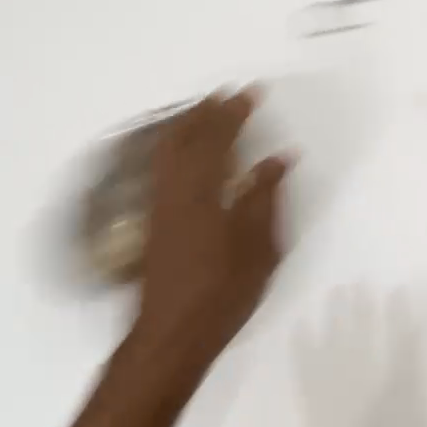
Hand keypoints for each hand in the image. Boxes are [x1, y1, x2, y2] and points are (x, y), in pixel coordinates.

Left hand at [123, 88, 289, 394]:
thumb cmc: (224, 293)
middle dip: (205, 112)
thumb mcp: (261, 248)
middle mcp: (173, 192)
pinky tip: (182, 149)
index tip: (250, 93)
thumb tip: (275, 160)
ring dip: (184, 125)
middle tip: (225, 94)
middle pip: (183, 138)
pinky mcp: (151, 221)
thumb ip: (265, 199)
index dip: (234, 114)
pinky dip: (172, 147)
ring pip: (165, 152)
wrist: (172, 333)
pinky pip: (158, 167)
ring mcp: (157, 206)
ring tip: (203, 111)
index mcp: (203, 194)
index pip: (218, 141)